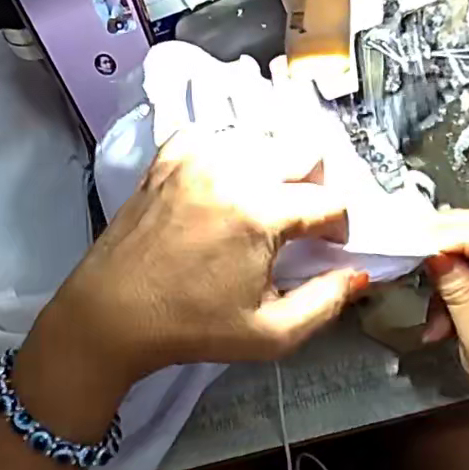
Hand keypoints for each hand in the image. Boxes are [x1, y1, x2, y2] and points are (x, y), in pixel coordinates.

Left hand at [31, 127, 370, 394]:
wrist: (112, 314)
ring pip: (265, 136)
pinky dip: (234, 155)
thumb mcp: (270, 334)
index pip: (330, 200)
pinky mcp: (170, 156)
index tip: (328, 247)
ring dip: (277, 166)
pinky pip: (220, 135)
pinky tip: (227, 186)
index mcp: (259, 212)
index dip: (339, 227)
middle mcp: (231, 169)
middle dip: (316, 184)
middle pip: (306, 149)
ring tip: (265, 204)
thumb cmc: (190, 328)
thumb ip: (325, 303)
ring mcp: (196, 155)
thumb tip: (357, 274)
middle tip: (302, 219)